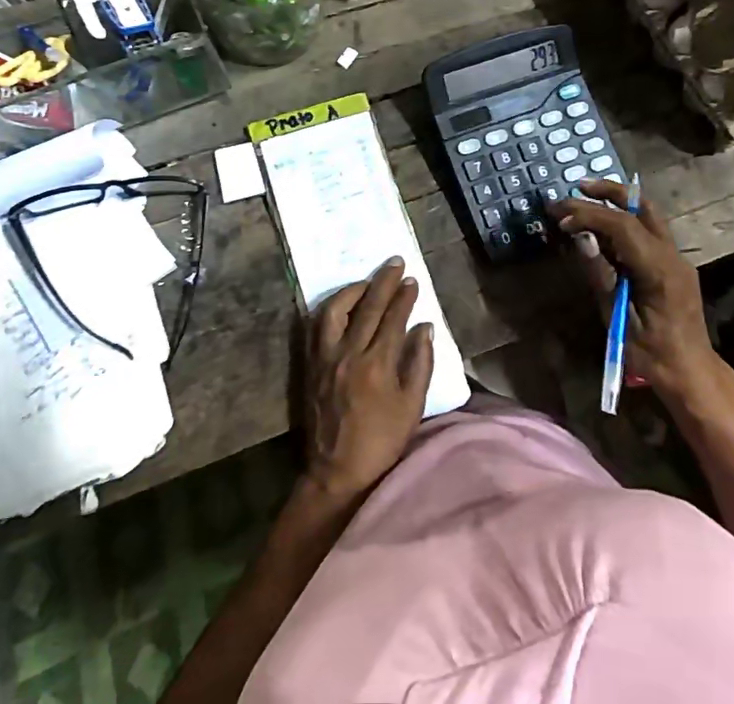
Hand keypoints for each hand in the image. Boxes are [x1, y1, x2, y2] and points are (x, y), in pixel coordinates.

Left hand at [303, 257, 434, 498]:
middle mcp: (348, 353)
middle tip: (395, 263)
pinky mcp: (309, 365)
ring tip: (367, 281)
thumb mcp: (412, 405)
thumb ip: (420, 362)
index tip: (412, 280)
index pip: (392, 318)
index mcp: (377, 364)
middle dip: (383, 282)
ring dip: (351, 290)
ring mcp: (324, 358)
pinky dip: (329, 310)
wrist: (338, 471)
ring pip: (334, 311)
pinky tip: (340, 304)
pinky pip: (315, 327)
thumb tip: (424, 326)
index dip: (404, 297)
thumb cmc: (383, 441)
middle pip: (367, 307)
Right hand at [548, 179, 722, 399]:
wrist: (689, 372)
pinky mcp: (672, 266)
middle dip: (609, 192)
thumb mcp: (617, 316)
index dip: (589, 215)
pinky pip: (648, 232)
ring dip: (618, 203)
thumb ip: (600, 274)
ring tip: (585, 200)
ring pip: (648, 216)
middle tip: (577, 187)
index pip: (623, 226)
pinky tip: (601, 229)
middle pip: (642, 208)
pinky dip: (624, 222)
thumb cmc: (651, 353)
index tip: (560, 215)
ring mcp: (676, 259)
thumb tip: (580, 238)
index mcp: (660, 269)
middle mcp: (673, 255)